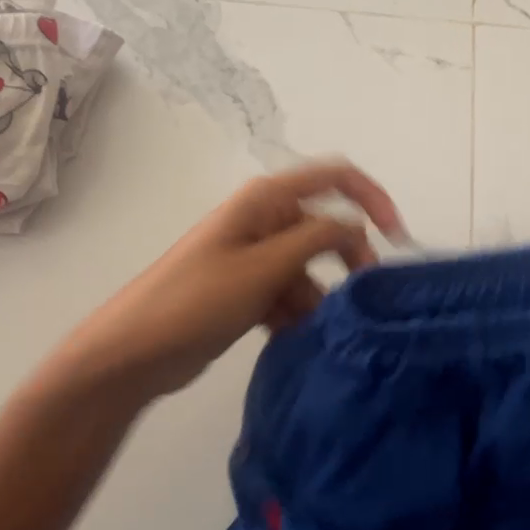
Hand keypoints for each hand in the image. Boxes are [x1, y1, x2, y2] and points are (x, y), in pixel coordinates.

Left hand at [58, 162, 405, 403]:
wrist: (133, 353)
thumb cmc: (196, 300)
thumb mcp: (264, 267)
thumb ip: (317, 240)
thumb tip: (357, 227)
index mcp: (266, 200)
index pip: (335, 177)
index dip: (372, 198)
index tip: (397, 238)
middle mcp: (265, 220)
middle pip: (326, 229)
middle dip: (347, 261)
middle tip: (362, 302)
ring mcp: (255, 258)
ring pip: (311, 269)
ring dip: (320, 297)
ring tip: (319, 331)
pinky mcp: (248, 291)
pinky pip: (291, 294)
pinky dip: (298, 314)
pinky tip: (297, 339)